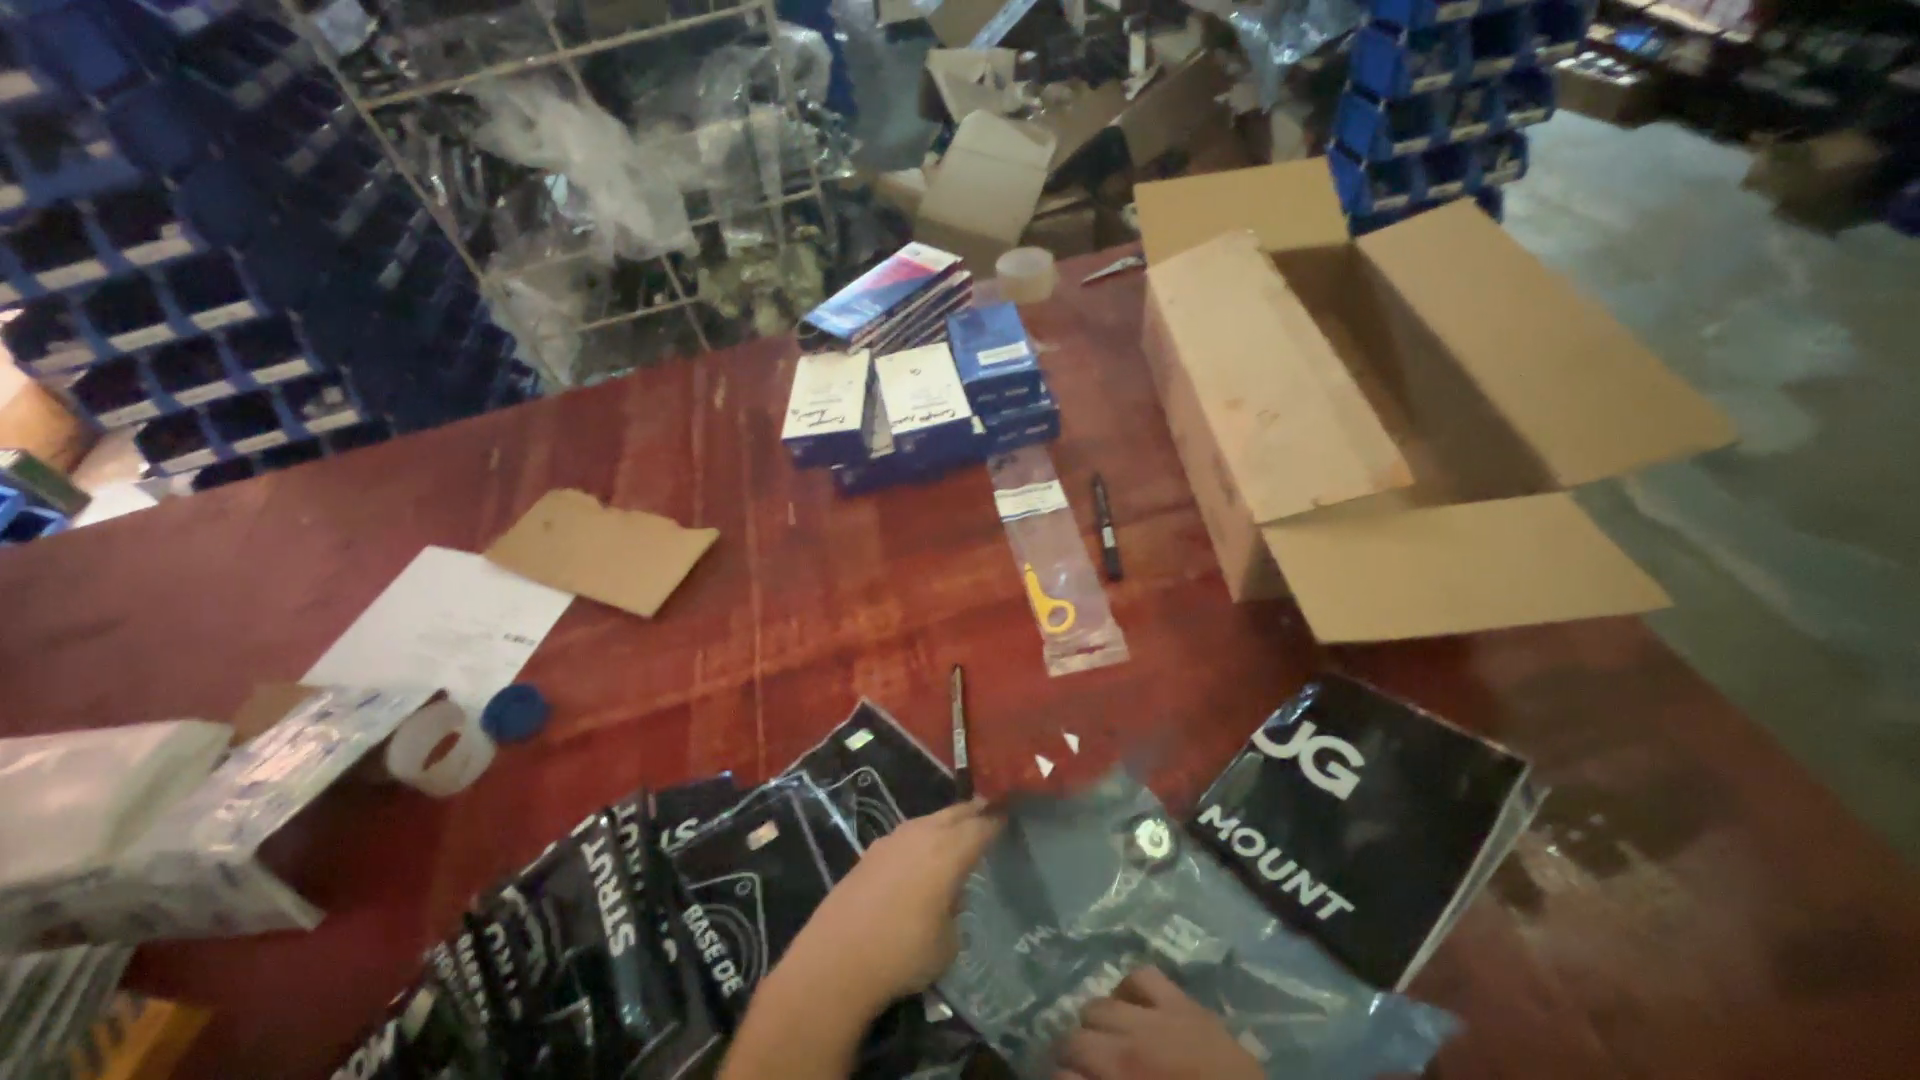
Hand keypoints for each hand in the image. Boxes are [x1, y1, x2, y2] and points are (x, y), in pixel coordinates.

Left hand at [780, 799, 1001, 1012]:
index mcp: (948, 853)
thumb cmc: (903, 954)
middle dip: (973, 811)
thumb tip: (947, 898)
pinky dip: (920, 838)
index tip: (1008, 815)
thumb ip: (954, 911)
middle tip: (989, 811)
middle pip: (953, 814)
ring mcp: (890, 842)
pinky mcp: (868, 855)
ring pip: (926, 821)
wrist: (836, 961)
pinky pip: (904, 837)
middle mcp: (920, 836)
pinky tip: (920, 854)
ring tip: (957, 830)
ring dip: (944, 822)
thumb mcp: (948, 943)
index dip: (996, 821)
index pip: (980, 827)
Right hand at [1054, 968, 1264, 1079]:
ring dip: (1096, 1026)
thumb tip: (1073, 1079)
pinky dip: (1130, 991)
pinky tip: (1133, 1009)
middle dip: (1074, 1058)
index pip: (1061, 1074)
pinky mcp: (1183, 1004)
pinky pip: (1142, 977)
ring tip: (1107, 1042)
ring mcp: (1156, 1019)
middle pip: (1075, 1038)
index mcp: (1120, 1077)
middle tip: (1087, 1073)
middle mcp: (1129, 1047)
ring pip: (1100, 1005)